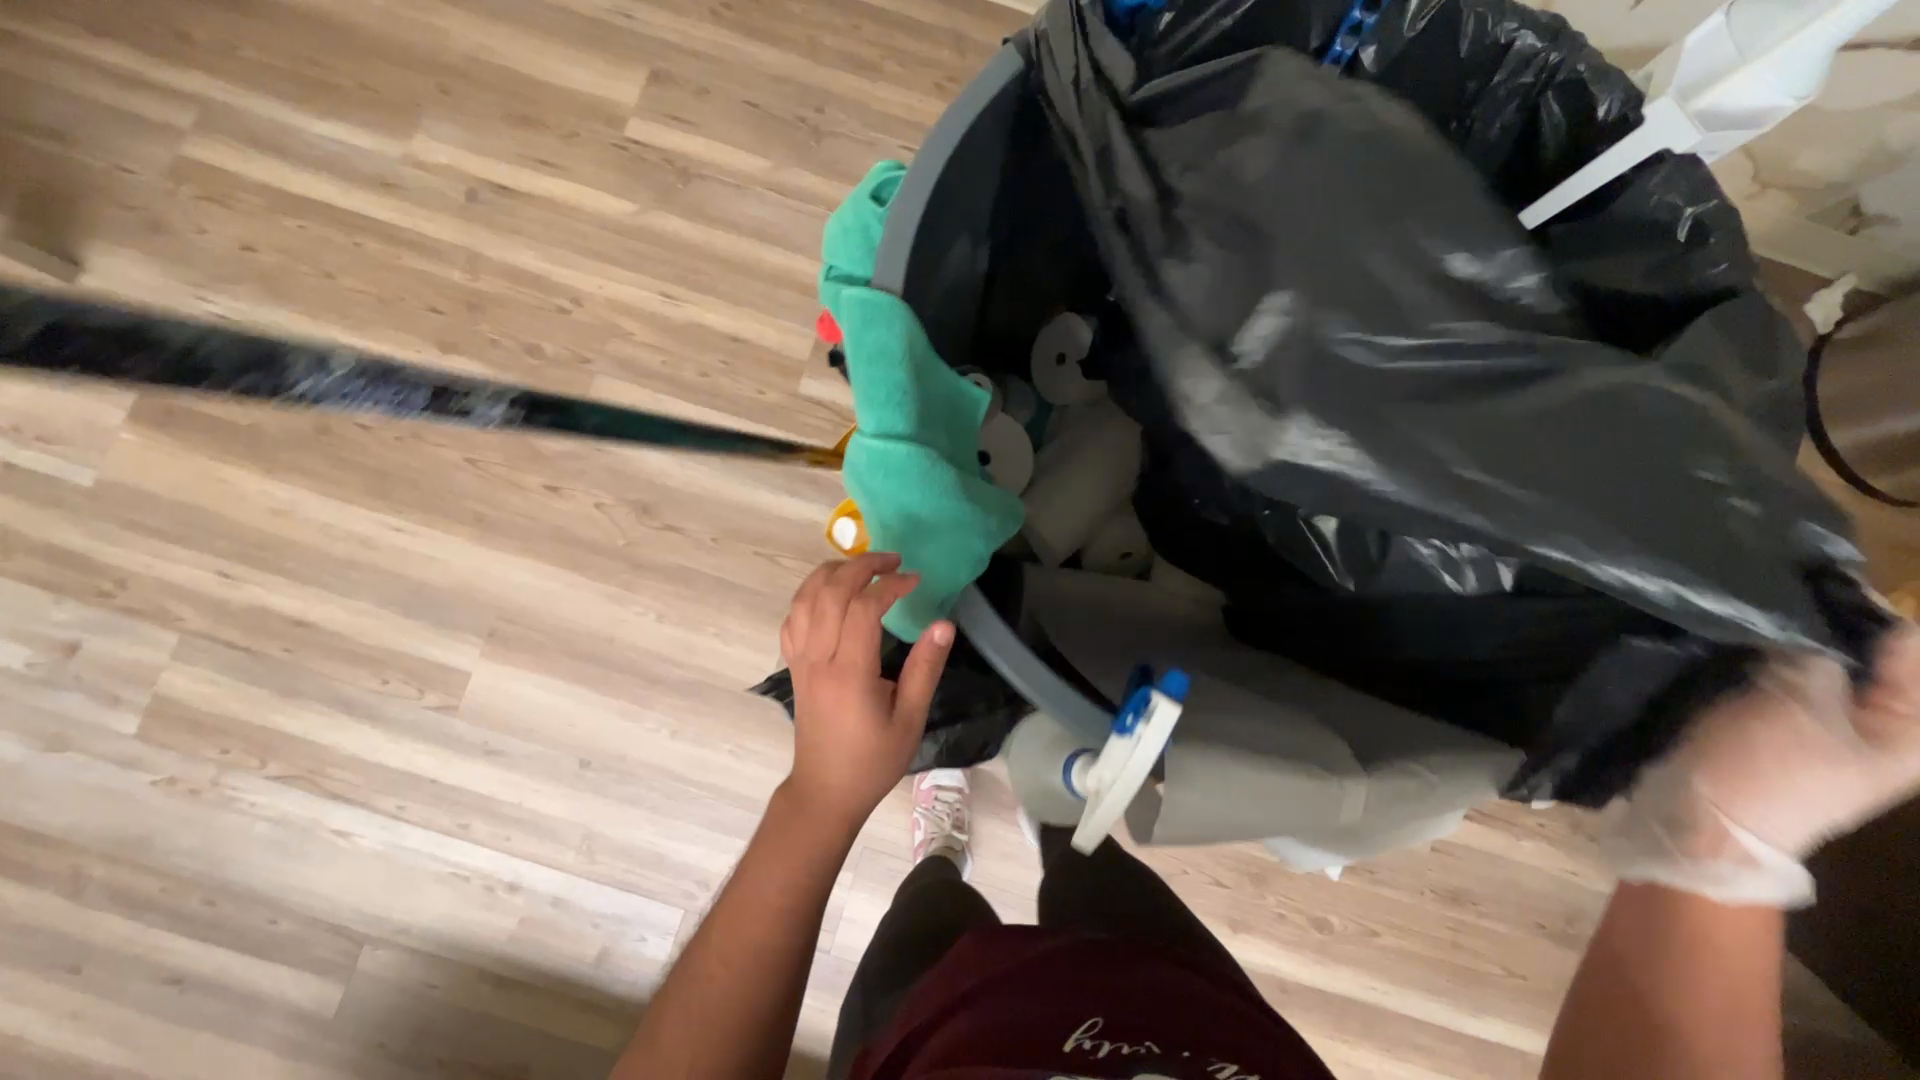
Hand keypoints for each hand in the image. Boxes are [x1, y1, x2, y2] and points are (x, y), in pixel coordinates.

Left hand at [779, 552, 954, 828]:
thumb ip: (926, 668)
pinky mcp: (794, 666)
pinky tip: (830, 593)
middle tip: (892, 560)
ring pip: (804, 598)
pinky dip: (809, 594)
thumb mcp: (910, 719)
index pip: (863, 608)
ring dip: (831, 572)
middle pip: (829, 591)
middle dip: (860, 565)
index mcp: (850, 672)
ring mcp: (801, 661)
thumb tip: (943, 624)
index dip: (890, 584)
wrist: (826, 791)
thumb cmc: (872, 761)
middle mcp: (819, 659)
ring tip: (862, 566)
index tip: (916, 580)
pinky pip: (792, 618)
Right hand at [1607, 621, 1919, 906]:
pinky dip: (1764, 665)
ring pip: (1817, 666)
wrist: (1704, 828)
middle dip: (1820, 626)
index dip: (1860, 607)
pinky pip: (1783, 685)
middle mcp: (1883, 727)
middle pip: (1864, 654)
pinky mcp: (1782, 733)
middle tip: (1772, 598)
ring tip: (1749, 620)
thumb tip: (1808, 626)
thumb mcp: (1796, 703)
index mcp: (1911, 728)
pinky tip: (1737, 651)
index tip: (1809, 578)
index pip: (1907, 643)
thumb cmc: (1762, 769)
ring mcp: (1830, 732)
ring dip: (1787, 645)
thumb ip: (1814, 656)